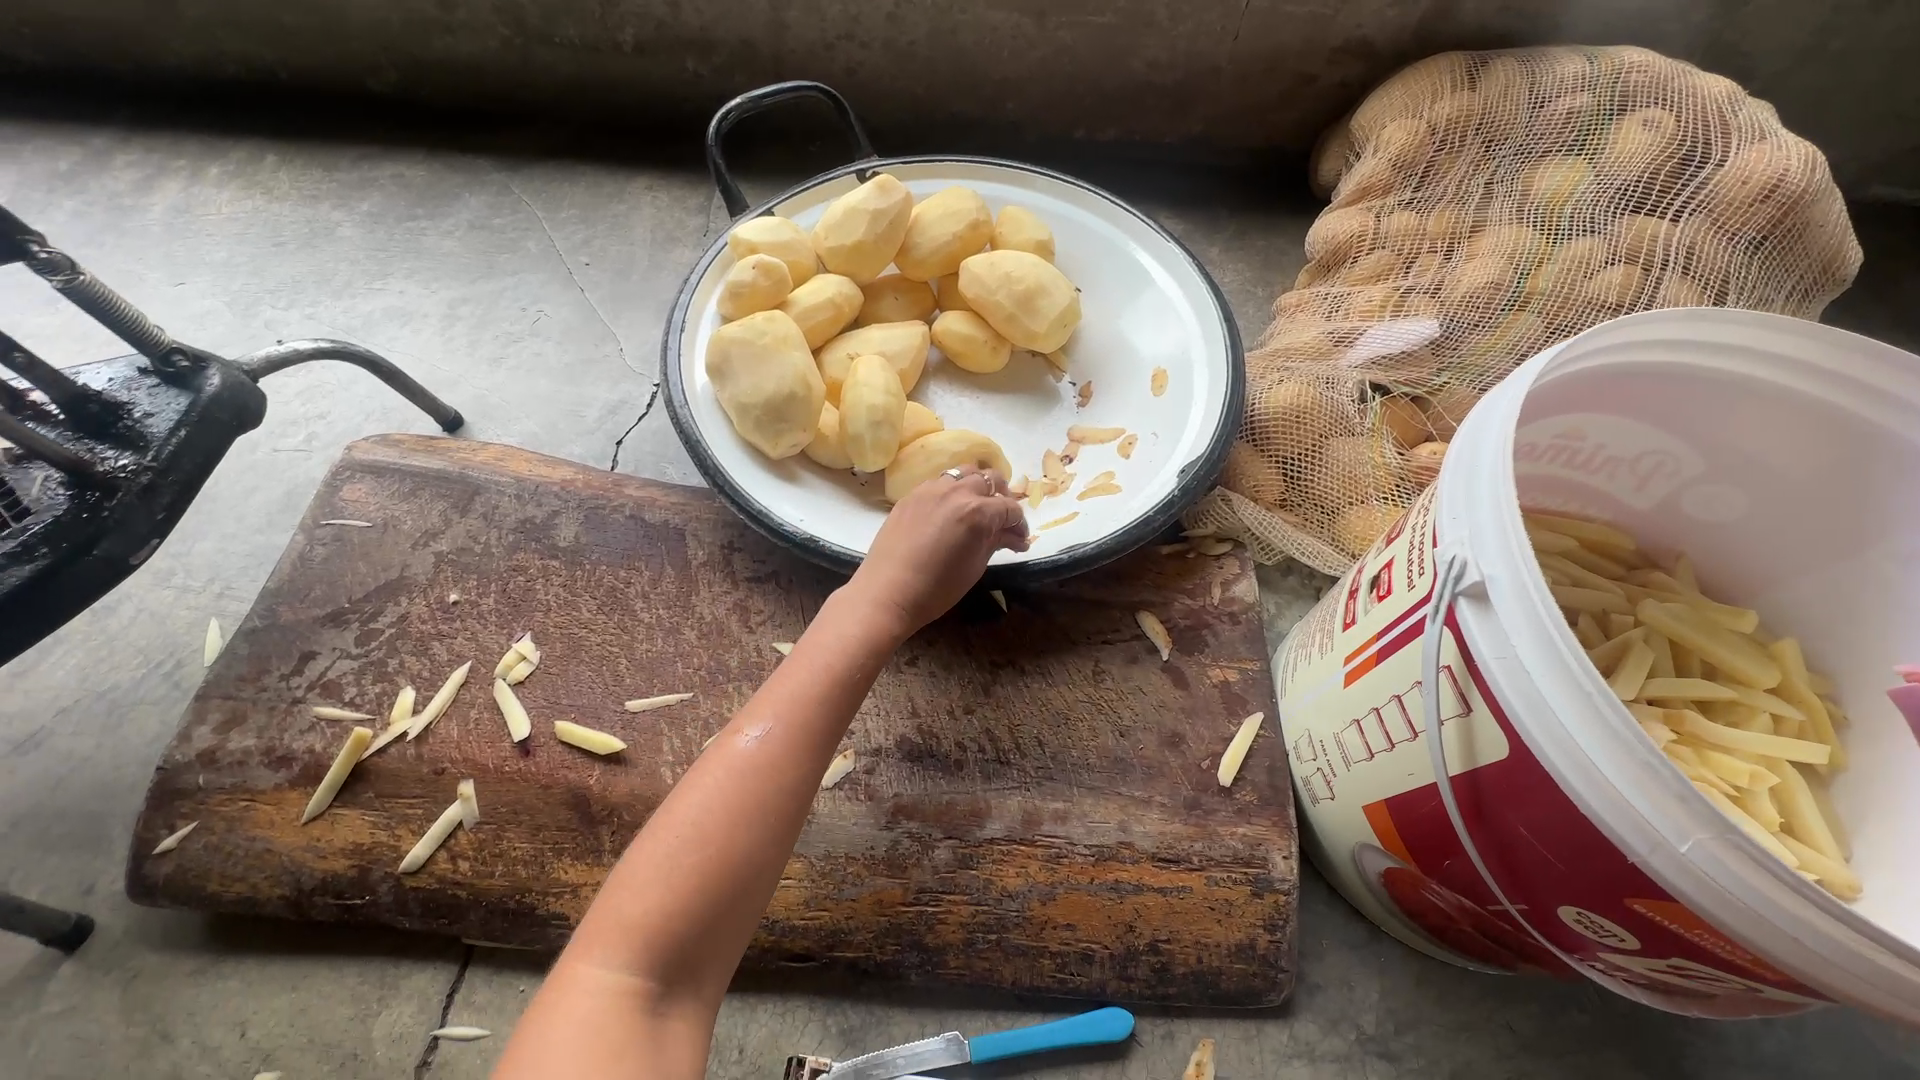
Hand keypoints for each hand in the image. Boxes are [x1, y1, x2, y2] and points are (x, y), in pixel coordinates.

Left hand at [845, 467, 1029, 638]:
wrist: (887, 593)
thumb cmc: (937, 589)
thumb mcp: (975, 566)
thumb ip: (996, 542)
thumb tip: (1015, 537)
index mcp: (978, 512)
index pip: (1010, 508)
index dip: (1019, 524)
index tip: (1019, 539)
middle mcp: (957, 492)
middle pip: (990, 480)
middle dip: (1001, 497)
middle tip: (1001, 519)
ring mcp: (931, 489)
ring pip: (964, 473)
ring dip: (976, 486)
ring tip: (976, 508)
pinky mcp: (912, 494)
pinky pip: (940, 482)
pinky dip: (952, 491)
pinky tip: (949, 511)